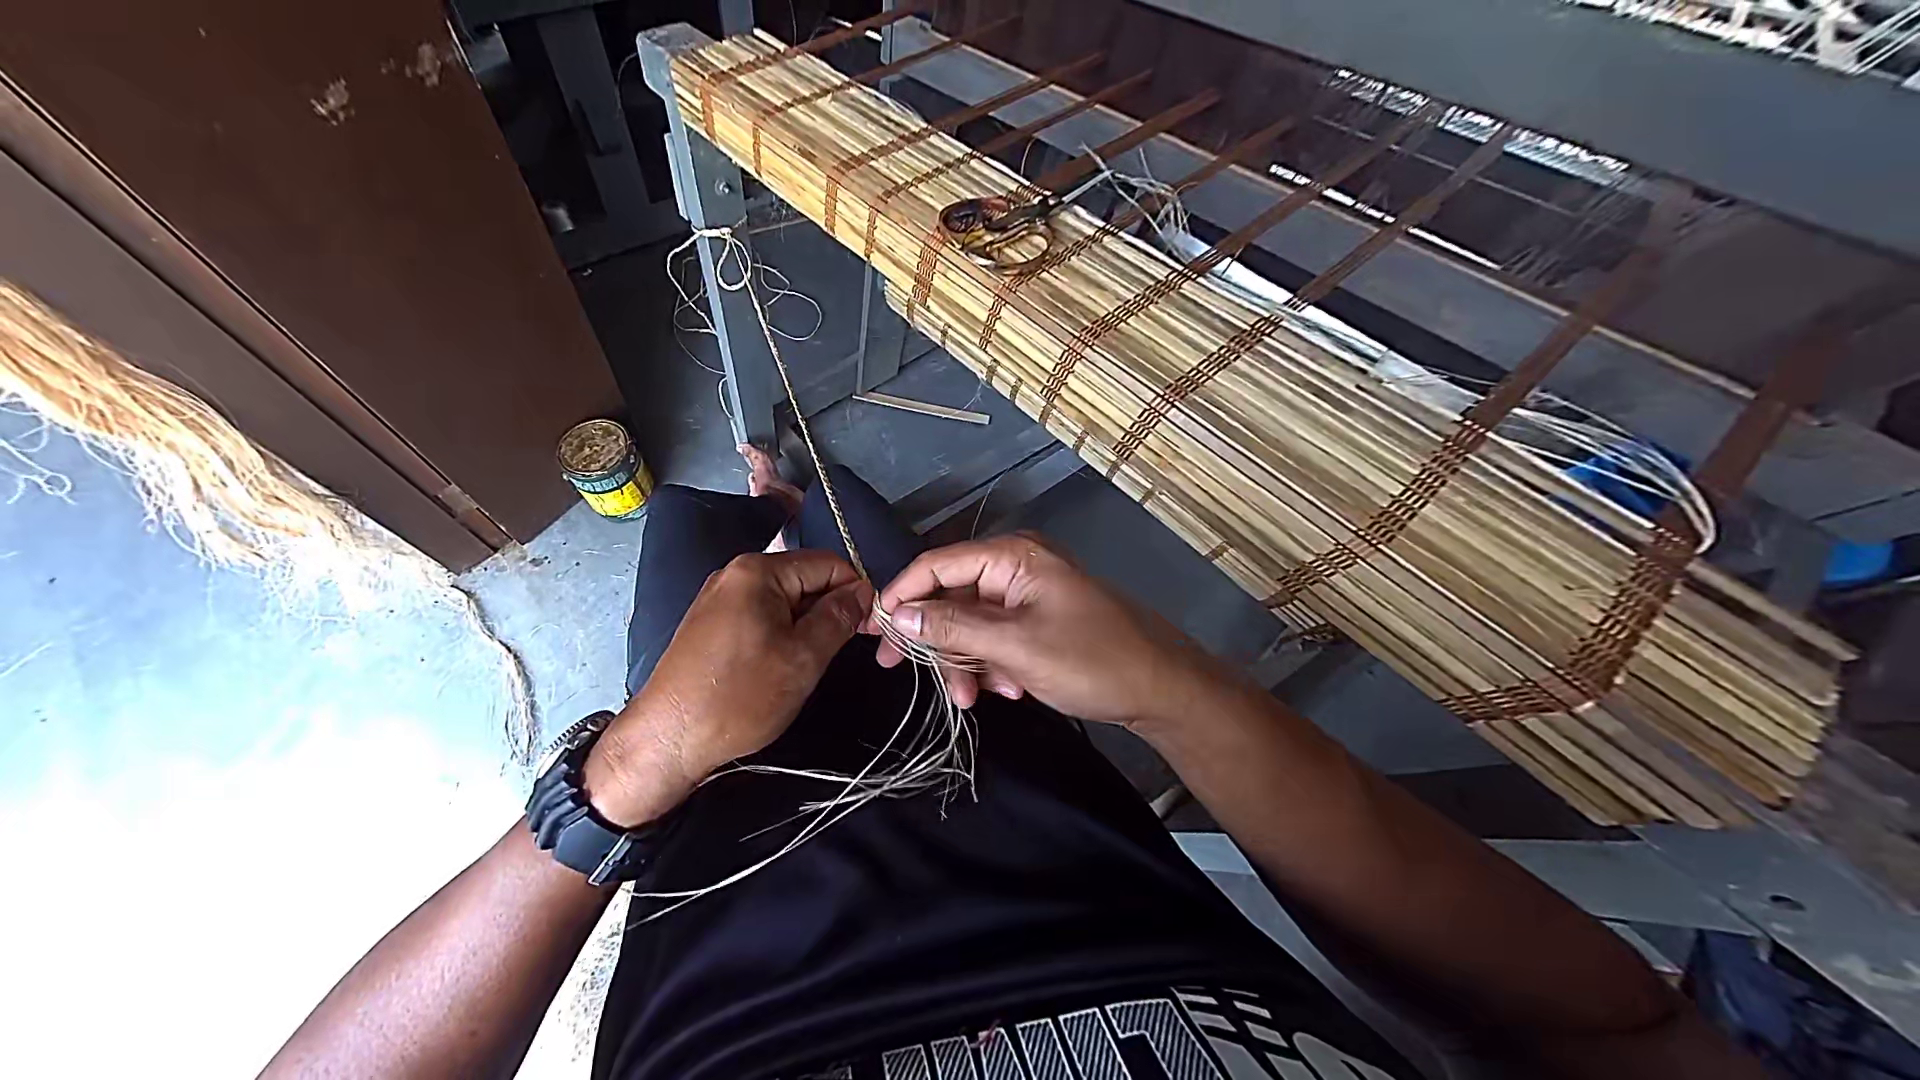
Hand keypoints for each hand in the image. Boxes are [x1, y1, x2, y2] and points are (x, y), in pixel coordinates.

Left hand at [585, 550, 871, 825]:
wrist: (667, 740)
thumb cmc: (739, 697)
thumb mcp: (804, 657)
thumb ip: (839, 617)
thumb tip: (864, 591)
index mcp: (758, 571)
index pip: (828, 563)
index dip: (856, 592)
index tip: (869, 627)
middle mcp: (735, 574)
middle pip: (805, 578)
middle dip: (830, 609)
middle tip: (842, 650)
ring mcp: (719, 598)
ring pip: (785, 601)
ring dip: (806, 626)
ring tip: (809, 663)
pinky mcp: (711, 624)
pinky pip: (762, 615)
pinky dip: (782, 635)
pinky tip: (781, 666)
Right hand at [867, 532, 1231, 724]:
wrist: (1162, 689)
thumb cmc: (1091, 660)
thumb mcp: (1015, 646)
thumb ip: (953, 628)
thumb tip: (900, 615)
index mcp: (1013, 557)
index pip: (937, 565)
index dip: (901, 596)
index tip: (873, 631)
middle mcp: (1017, 567)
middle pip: (952, 598)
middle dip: (938, 642)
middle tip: (908, 676)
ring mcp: (1028, 595)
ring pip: (971, 624)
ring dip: (968, 661)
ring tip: (978, 697)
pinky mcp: (1038, 621)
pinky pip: (996, 637)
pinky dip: (992, 664)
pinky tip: (1008, 689)